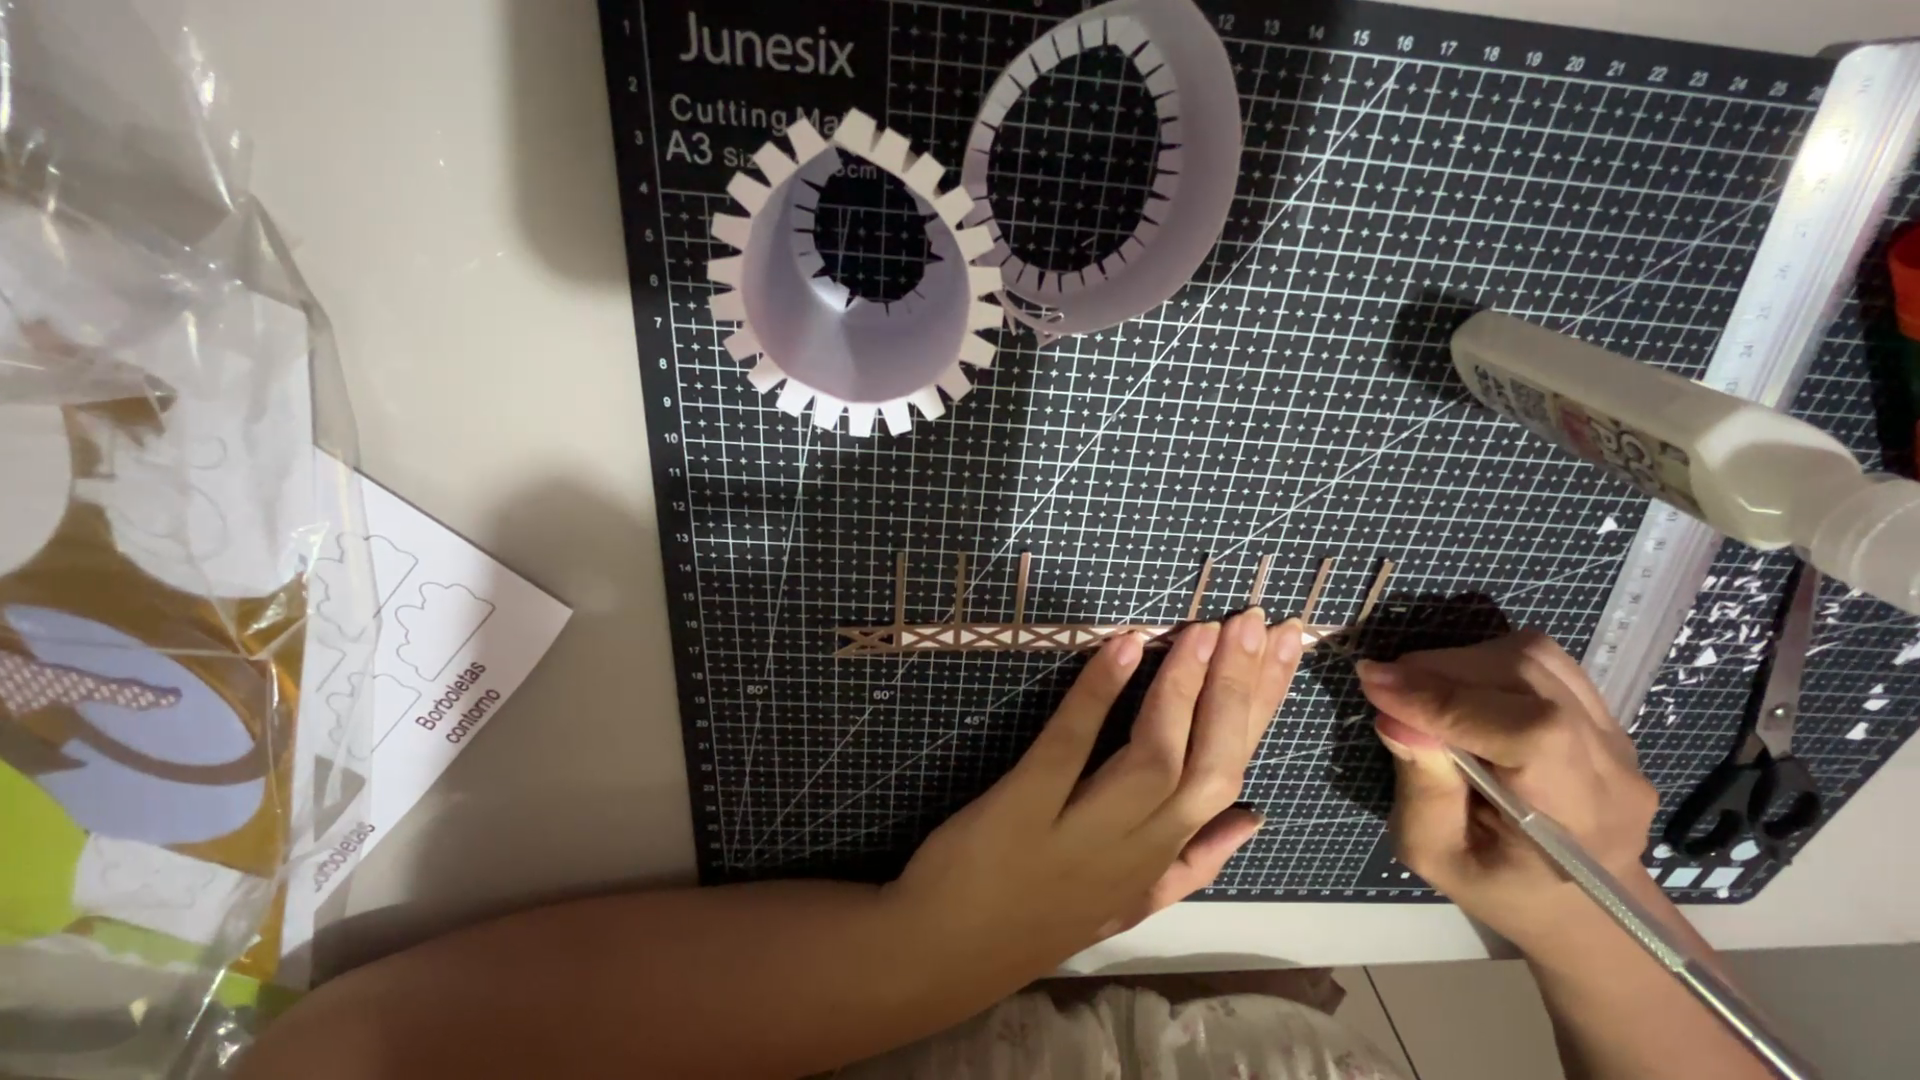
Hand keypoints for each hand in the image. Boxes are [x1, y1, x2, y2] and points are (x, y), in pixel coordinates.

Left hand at [887, 610, 1303, 973]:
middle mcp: (1135, 849)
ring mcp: (1080, 832)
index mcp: (1162, 861)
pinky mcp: (1021, 808)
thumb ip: (1192, 864)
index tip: (1285, 648)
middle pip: (1207, 765)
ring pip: (1153, 757)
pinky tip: (1122, 646)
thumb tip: (1252, 818)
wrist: (946, 952)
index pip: (1229, 775)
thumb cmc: (1035, 916)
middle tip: (1258, 623)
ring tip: (1203, 632)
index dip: (1262, 708)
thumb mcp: (1129, 904)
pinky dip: (1098, 694)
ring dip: (1183, 688)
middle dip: (1239, 690)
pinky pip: (1067, 745)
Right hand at [1356, 630, 1658, 952]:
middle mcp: (1611, 768)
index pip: (1530, 731)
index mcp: (1575, 820)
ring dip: (1459, 662)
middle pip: (1527, 679)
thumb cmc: (1497, 889)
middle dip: (1441, 672)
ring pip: (1533, 658)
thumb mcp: (1435, 855)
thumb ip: (1421, 787)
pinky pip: (1540, 662)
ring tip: (1419, 690)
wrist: (1577, 905)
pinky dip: (1483, 663)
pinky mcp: (1603, 715)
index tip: (1373, 683)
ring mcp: (1615, 736)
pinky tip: (1457, 690)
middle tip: (1384, 686)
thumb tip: (1393, 716)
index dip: (1446, 699)